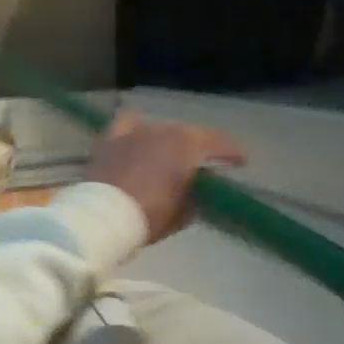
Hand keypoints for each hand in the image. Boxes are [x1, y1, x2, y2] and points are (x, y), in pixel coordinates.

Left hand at [84, 111, 245, 243]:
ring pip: (160, 130)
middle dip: (199, 148)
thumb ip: (196, 197)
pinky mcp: (110, 140)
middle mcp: (163, 130)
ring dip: (168, 142)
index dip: (233, 152)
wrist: (102, 219)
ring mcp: (135, 132)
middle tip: (202, 165)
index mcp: (188, 146)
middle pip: (189, 135)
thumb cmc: (148, 217)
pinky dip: (136, 128)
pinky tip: (138, 136)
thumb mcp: (182, 214)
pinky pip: (127, 123)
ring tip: (169, 156)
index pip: (219, 143)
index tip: (241, 162)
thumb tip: (198, 191)